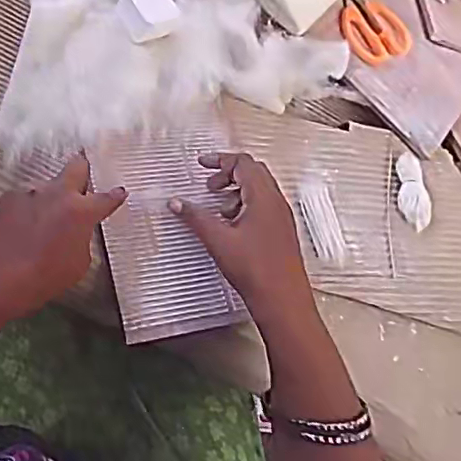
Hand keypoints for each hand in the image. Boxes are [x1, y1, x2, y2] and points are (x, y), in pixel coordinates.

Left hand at [0, 154, 125, 346]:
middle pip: (77, 165)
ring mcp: (31, 191)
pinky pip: (26, 197)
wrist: (0, 276)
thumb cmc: (46, 276)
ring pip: (48, 184)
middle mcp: (58, 193)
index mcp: (81, 210)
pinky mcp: (9, 196)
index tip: (119, 192)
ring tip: (45, 217)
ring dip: (51, 195)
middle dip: (84, 168)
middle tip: (85, 177)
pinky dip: (29, 207)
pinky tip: (24, 224)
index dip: (115, 196)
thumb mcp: (79, 262)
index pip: (107, 197)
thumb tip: (77, 228)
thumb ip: (83, 236)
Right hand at [170, 152, 309, 313]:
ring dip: (235, 190)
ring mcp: (281, 218)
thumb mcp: (217, 239)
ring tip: (217, 207)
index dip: (221, 160)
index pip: (244, 164)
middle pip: (253, 172)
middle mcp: (276, 204)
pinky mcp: (280, 231)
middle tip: (209, 183)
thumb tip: (178, 203)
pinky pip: (262, 206)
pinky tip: (229, 224)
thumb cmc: (258, 271)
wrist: (282, 300)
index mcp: (264, 199)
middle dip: (228, 173)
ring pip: (258, 189)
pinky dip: (243, 204)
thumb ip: (195, 217)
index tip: (203, 164)